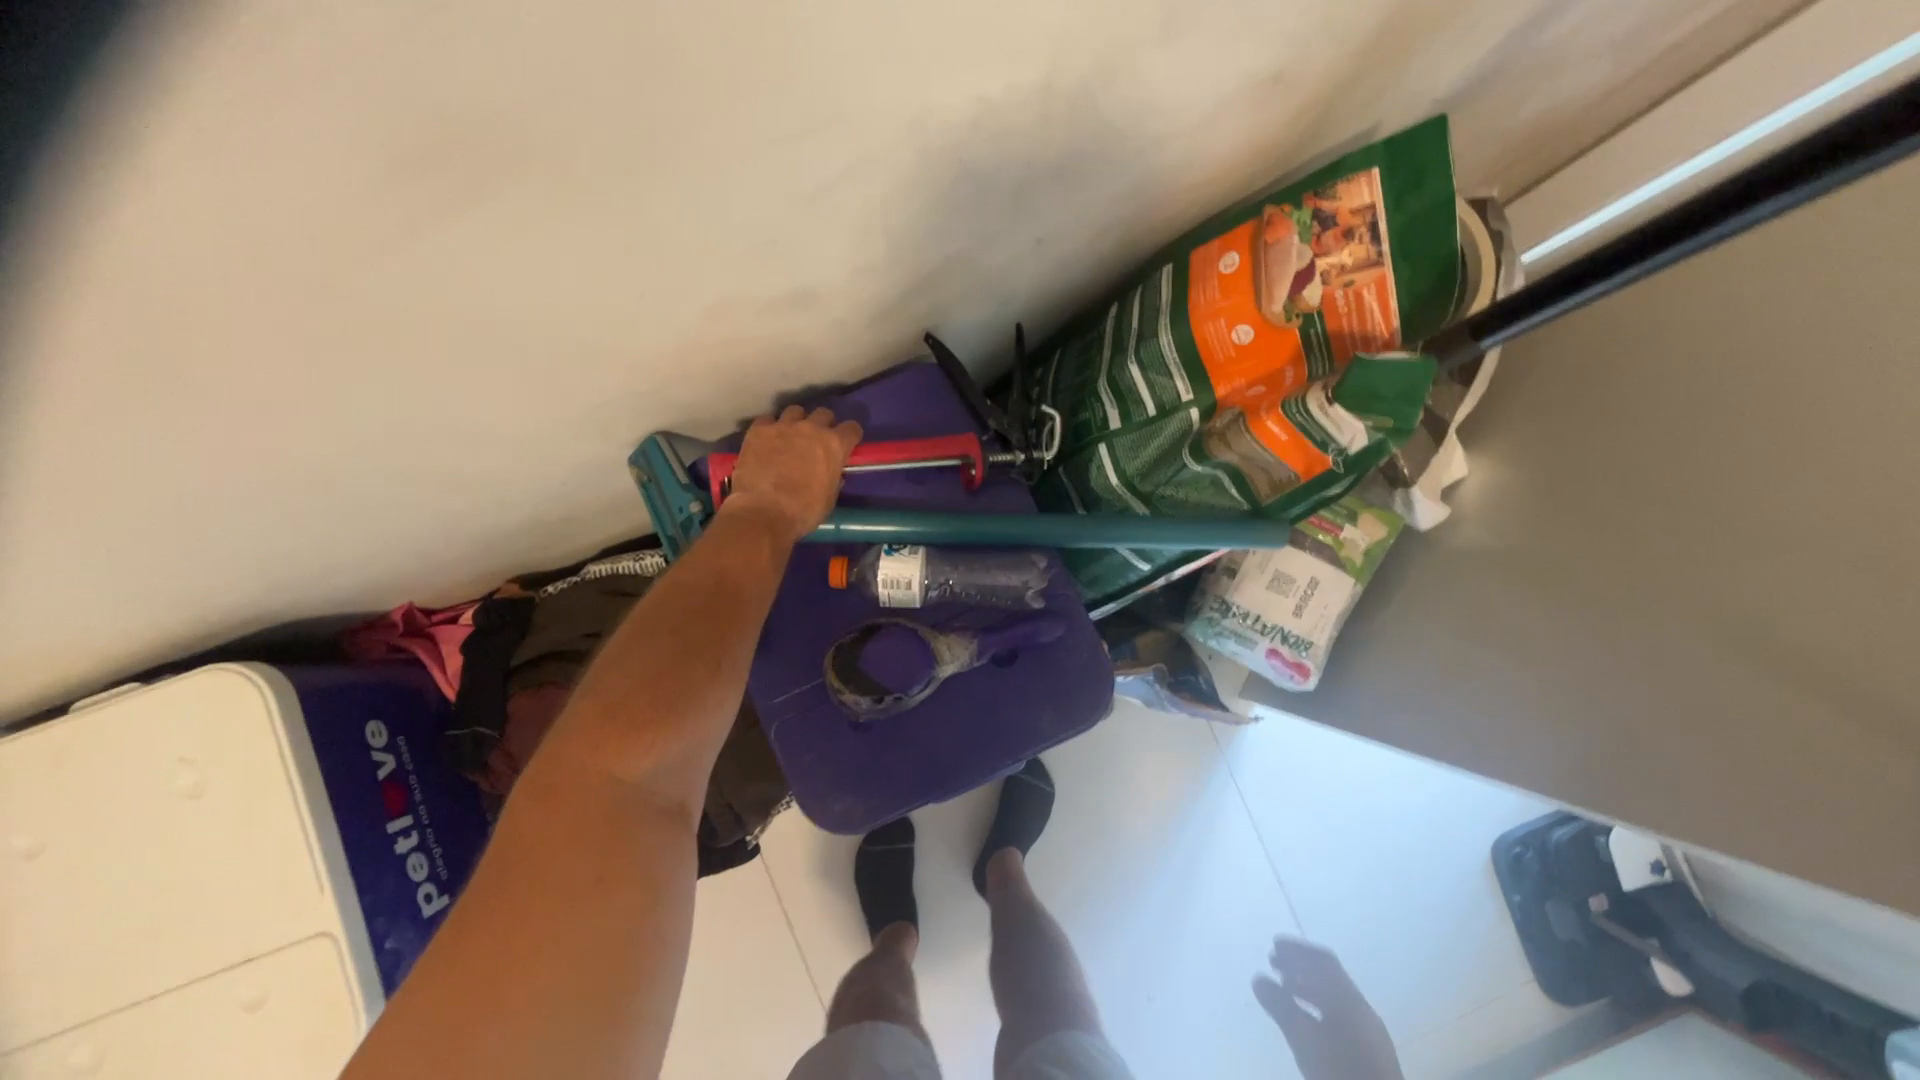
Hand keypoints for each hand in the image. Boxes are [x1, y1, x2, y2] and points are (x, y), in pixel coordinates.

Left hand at [723, 405, 861, 544]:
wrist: (763, 512)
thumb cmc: (803, 511)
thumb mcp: (829, 499)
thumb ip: (833, 479)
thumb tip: (832, 474)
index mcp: (834, 445)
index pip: (852, 428)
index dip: (849, 436)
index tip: (845, 445)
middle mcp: (811, 428)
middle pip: (823, 414)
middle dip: (822, 425)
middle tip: (816, 441)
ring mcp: (783, 426)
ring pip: (795, 411)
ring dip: (796, 422)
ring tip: (789, 437)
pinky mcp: (758, 430)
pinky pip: (767, 420)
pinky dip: (769, 429)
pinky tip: (766, 442)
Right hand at [1254, 937, 1402, 1079]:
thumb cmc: (1340, 1069)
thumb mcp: (1304, 1039)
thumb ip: (1281, 1007)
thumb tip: (1258, 977)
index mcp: (1349, 999)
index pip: (1324, 961)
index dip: (1298, 949)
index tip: (1274, 944)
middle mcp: (1361, 1009)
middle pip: (1329, 977)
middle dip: (1300, 967)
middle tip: (1273, 963)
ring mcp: (1368, 1031)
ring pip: (1335, 998)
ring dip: (1308, 988)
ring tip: (1284, 990)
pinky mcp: (1369, 1050)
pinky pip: (1340, 1015)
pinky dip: (1318, 1007)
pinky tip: (1306, 1020)